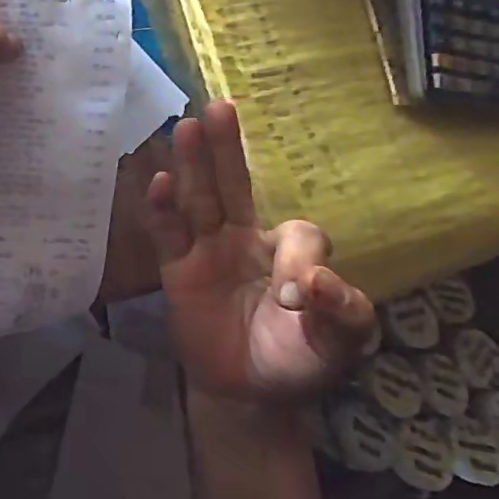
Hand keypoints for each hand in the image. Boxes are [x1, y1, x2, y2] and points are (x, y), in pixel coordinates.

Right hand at [145, 101, 374, 402]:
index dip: (300, 257)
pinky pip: (168, 234)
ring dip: (192, 164)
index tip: (296, 298)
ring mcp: (206, 251)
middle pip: (236, 187)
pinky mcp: (176, 268)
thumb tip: (314, 283)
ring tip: (185, 127)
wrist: (244, 391)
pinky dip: (161, 209)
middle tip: (218, 107)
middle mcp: (245, 240)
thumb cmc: (297, 362)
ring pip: (198, 200)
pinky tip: (158, 181)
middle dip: (228, 150)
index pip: (298, 232)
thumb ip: (340, 312)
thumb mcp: (338, 345)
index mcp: (293, 254)